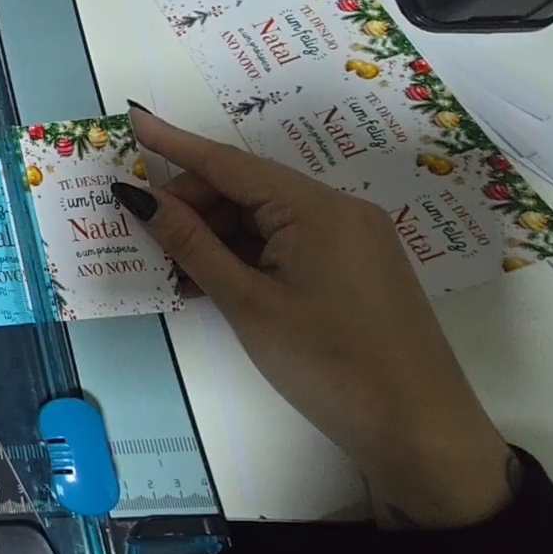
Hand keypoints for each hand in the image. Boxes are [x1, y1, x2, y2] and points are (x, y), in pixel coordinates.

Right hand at [116, 107, 514, 528]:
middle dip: (188, 207)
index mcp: (317, 210)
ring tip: (171, 270)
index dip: (173, 142)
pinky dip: (239, 256)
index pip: (227, 163)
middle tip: (142, 236)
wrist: (420, 437)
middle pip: (240, 190)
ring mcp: (347, 239)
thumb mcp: (246, 301)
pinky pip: (279, 242)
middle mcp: (337, 211)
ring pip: (257, 219)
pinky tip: (206, 282)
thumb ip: (188, 242)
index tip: (132, 117)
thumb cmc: (327, 362)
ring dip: (209, 238)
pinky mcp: (349, 267)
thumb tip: (136, 195)